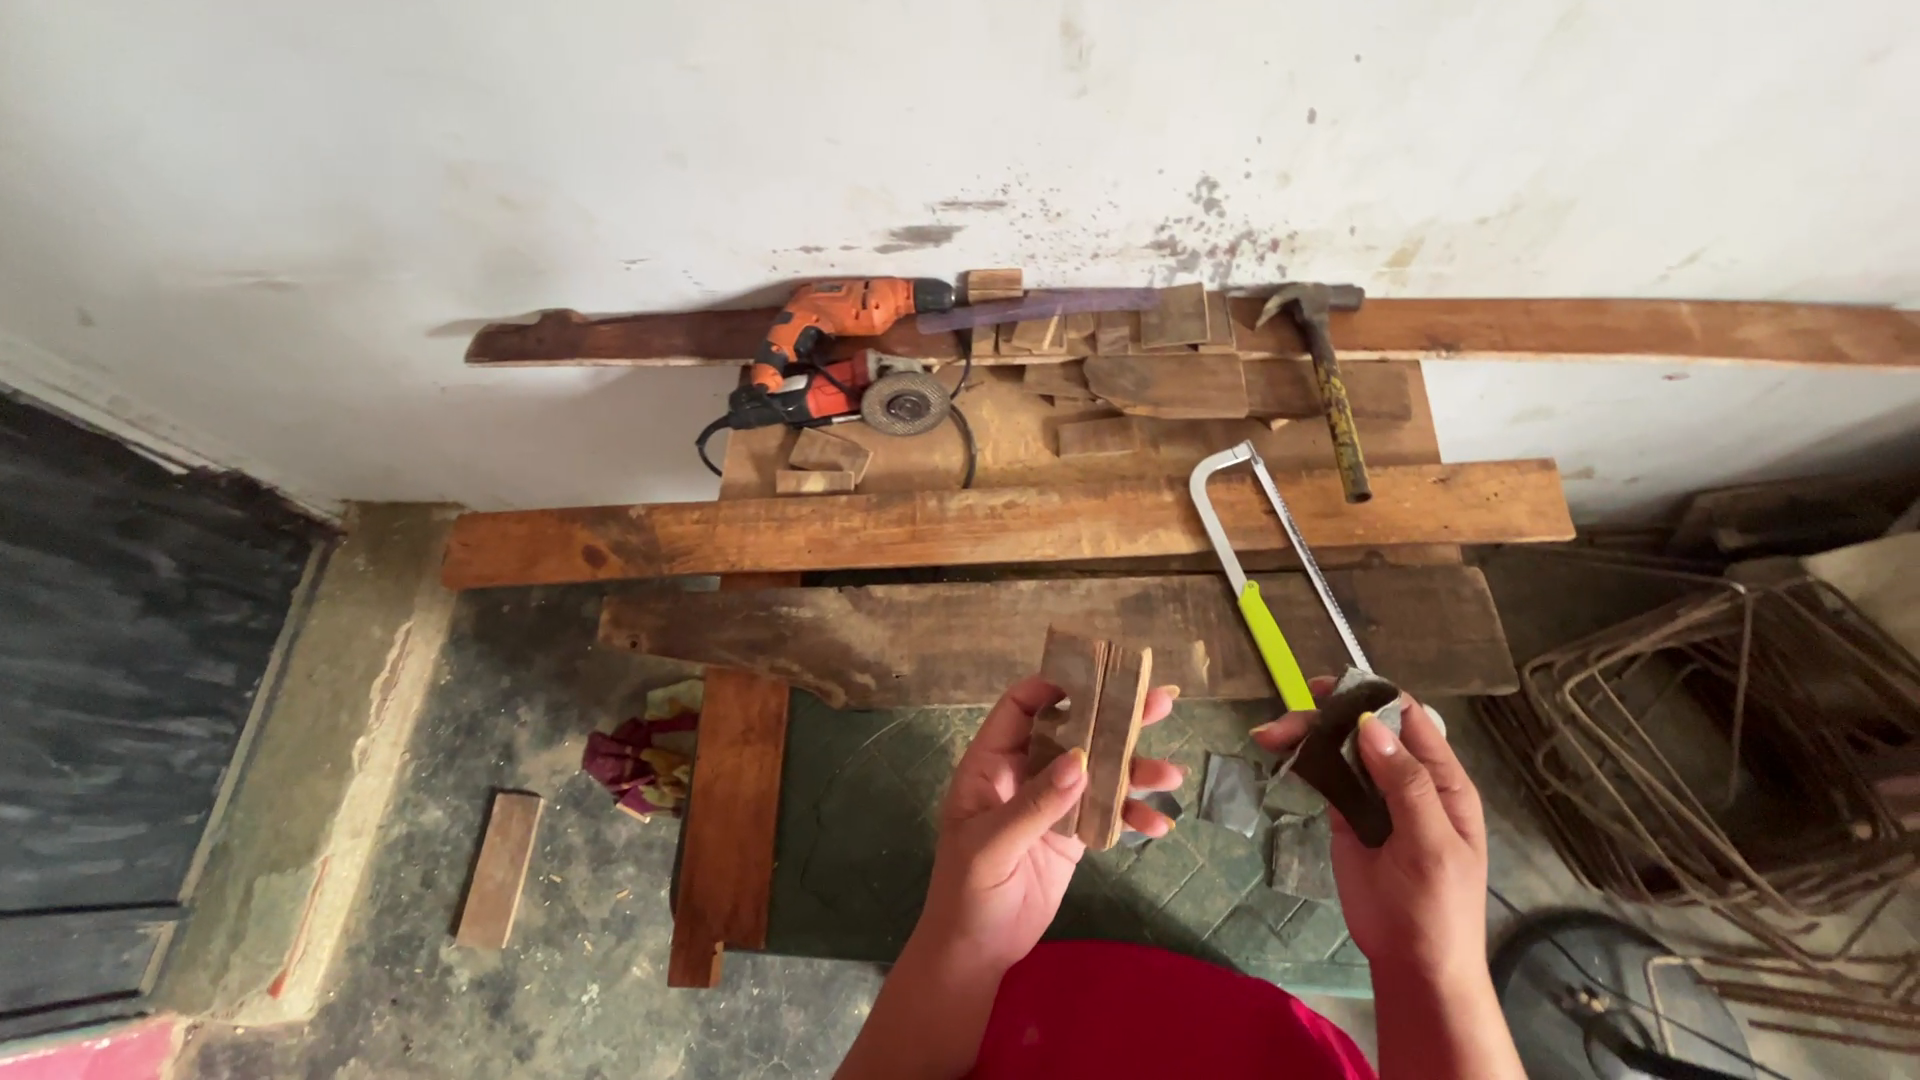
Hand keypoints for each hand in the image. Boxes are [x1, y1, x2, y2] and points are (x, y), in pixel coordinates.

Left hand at [913, 675, 1183, 971]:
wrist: (977, 950)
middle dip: (1114, 717)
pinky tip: (1157, 824)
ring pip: (1097, 770)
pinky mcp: (1074, 833)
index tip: (1096, 679)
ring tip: (1171, 776)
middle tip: (1160, 702)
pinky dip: (1132, 814)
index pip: (1020, 709)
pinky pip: (1108, 812)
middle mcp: (1025, 773)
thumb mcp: (991, 845)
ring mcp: (1053, 802)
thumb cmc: (967, 891)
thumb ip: (1035, 804)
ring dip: (1134, 770)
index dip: (1052, 688)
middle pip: (1072, 732)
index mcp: (992, 764)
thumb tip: (1080, 760)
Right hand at [1252, 677, 1488, 984]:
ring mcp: (1374, 795)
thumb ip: (1406, 784)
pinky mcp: (1346, 813)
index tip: (1329, 690)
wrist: (1412, 960)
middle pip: (1364, 730)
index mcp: (1442, 782)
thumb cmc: (1437, 907)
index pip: (1409, 722)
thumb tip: (1368, 726)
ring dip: (1305, 735)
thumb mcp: (1431, 846)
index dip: (1372, 698)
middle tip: (1285, 720)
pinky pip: (1324, 775)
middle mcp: (1407, 779)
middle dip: (1324, 717)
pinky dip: (1302, 759)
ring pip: (1339, 749)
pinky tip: (1279, 753)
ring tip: (1268, 735)